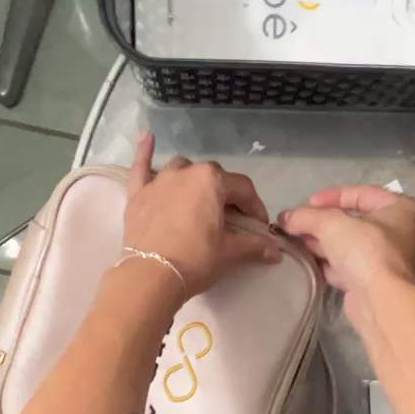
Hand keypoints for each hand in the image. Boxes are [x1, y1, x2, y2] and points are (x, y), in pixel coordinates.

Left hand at [121, 132, 281, 298]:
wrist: (151, 277)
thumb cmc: (195, 262)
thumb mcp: (229, 254)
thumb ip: (254, 246)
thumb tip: (276, 250)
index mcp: (212, 181)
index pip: (243, 188)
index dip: (255, 208)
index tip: (258, 228)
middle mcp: (186, 172)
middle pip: (213, 178)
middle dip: (226, 196)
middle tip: (231, 222)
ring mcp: (159, 180)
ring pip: (182, 170)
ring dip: (194, 181)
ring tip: (199, 201)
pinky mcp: (138, 194)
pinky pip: (141, 166)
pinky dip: (145, 152)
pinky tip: (148, 136)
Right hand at [277, 185, 414, 319]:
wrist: (379, 301)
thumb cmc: (365, 251)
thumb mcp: (332, 223)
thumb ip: (307, 216)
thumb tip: (285, 217)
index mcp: (400, 209)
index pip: (363, 193)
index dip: (333, 195)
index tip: (309, 203)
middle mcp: (399, 234)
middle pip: (355, 221)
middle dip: (324, 223)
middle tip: (299, 225)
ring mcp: (386, 261)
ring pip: (350, 246)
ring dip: (323, 243)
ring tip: (297, 242)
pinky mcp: (373, 284)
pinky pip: (348, 267)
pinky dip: (328, 264)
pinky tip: (308, 262)